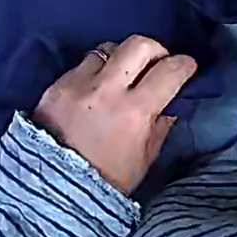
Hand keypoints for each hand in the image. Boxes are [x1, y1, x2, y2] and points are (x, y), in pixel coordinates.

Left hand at [31, 36, 196, 193]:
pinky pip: (83, 64)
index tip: (187, 66)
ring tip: (123, 74)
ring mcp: (79, 83)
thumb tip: (170, 104)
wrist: (49, 192)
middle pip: (139, 44)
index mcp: (134, 112)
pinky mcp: (57, 84)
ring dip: (122, 58)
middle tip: (158, 62)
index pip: (169, 71)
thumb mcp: (143, 160)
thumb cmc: (105, 181)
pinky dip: (96, 71)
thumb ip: (160, 127)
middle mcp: (107, 89)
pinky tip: (96, 87)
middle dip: (156, 49)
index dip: (184, 64)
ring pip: (108, 48)